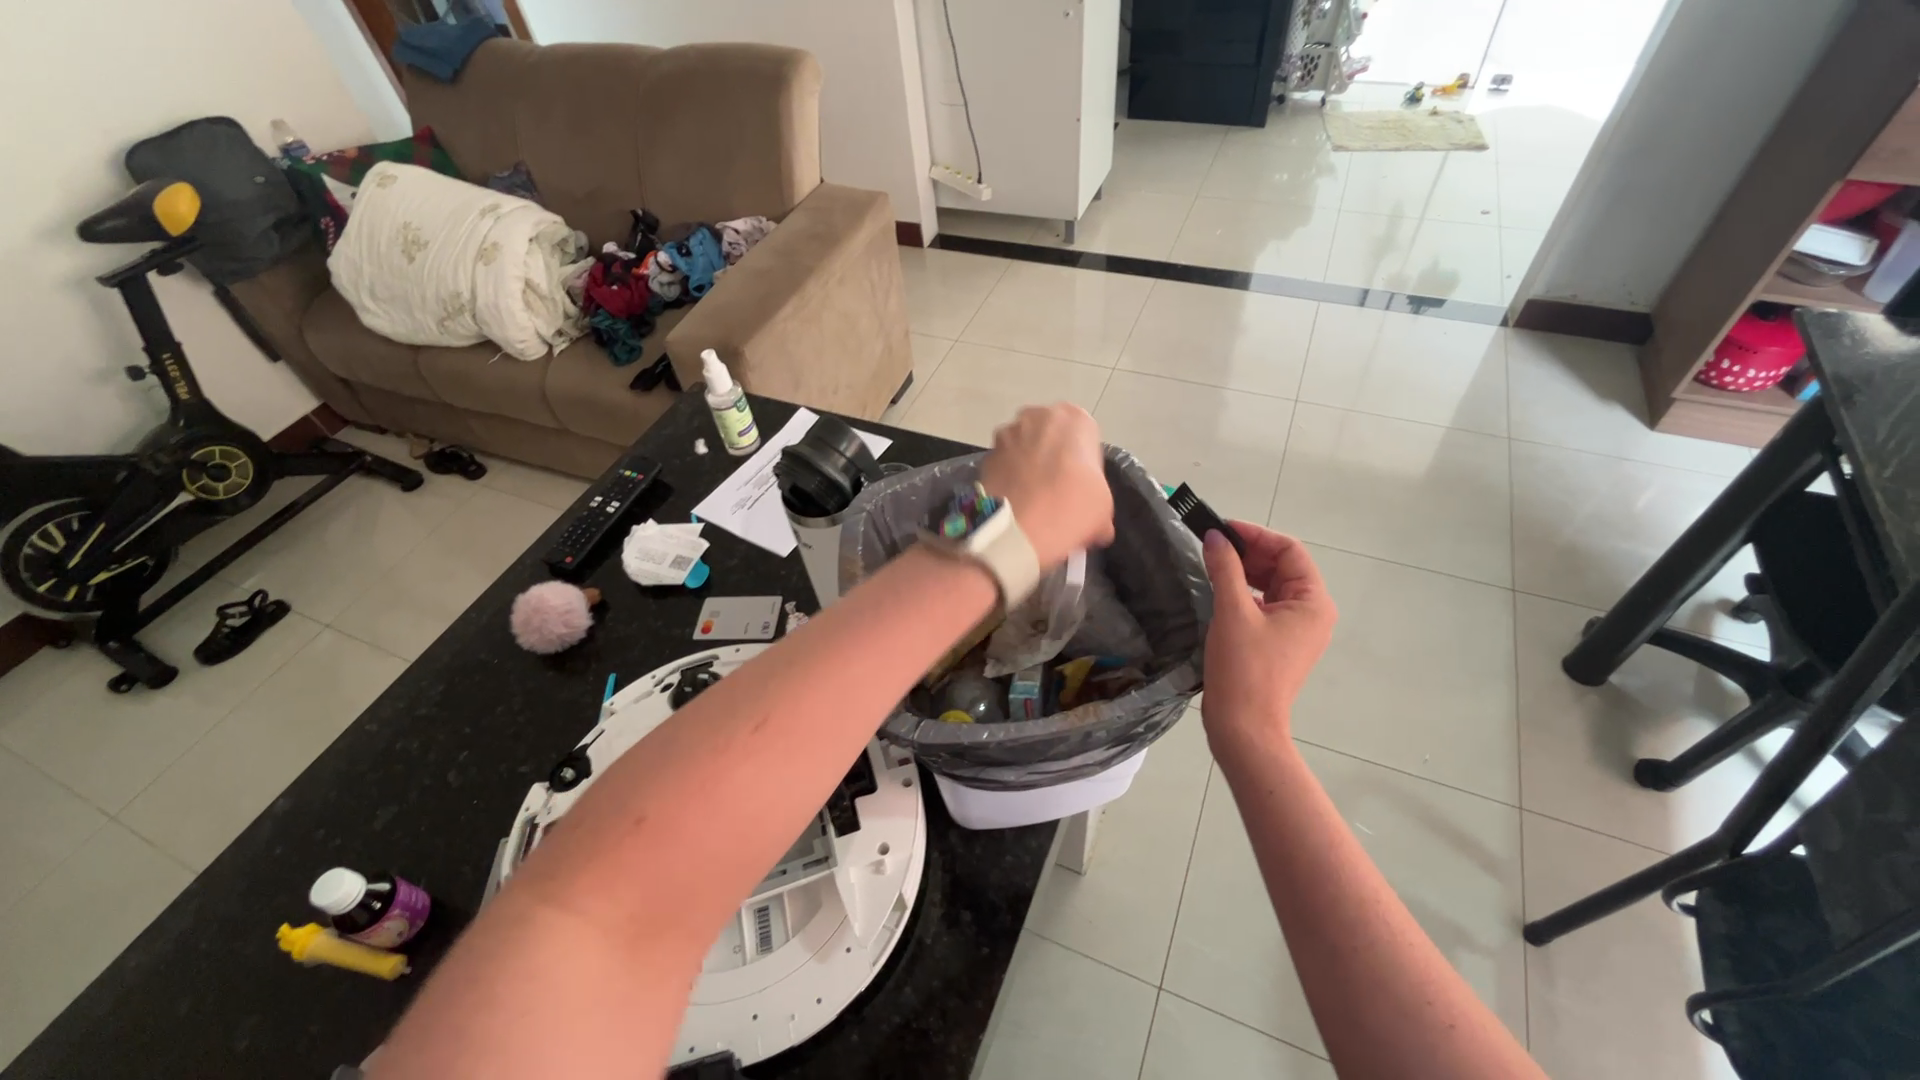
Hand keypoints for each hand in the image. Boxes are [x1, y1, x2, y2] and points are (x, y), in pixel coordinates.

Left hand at [980, 404, 1113, 568]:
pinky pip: (1002, 465)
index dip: (1082, 465)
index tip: (1080, 487)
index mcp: (1075, 418)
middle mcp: (1038, 415)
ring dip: (1026, 466)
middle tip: (1056, 492)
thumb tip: (1098, 527)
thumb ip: (1099, 505)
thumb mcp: (1103, 509)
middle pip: (1049, 436)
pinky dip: (1007, 479)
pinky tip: (1013, 503)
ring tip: (1031, 500)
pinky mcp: (984, 455)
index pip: (1084, 437)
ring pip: (1022, 448)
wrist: (1019, 528)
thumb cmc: (1071, 507)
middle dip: (1051, 458)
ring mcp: (1006, 433)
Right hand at [1200, 523, 1336, 756]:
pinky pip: (1264, 606)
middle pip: (1282, 567)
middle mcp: (1312, 613)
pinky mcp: (1278, 644)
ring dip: (1244, 572)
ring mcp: (1296, 631)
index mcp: (1312, 603)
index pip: (1289, 551)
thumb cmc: (1244, 669)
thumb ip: (1225, 569)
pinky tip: (1218, 590)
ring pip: (1271, 586)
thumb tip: (1214, 537)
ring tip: (1211, 564)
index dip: (1255, 535)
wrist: (1244, 727)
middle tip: (1211, 545)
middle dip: (1249, 552)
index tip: (1220, 530)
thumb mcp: (1232, 612)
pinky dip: (1243, 593)